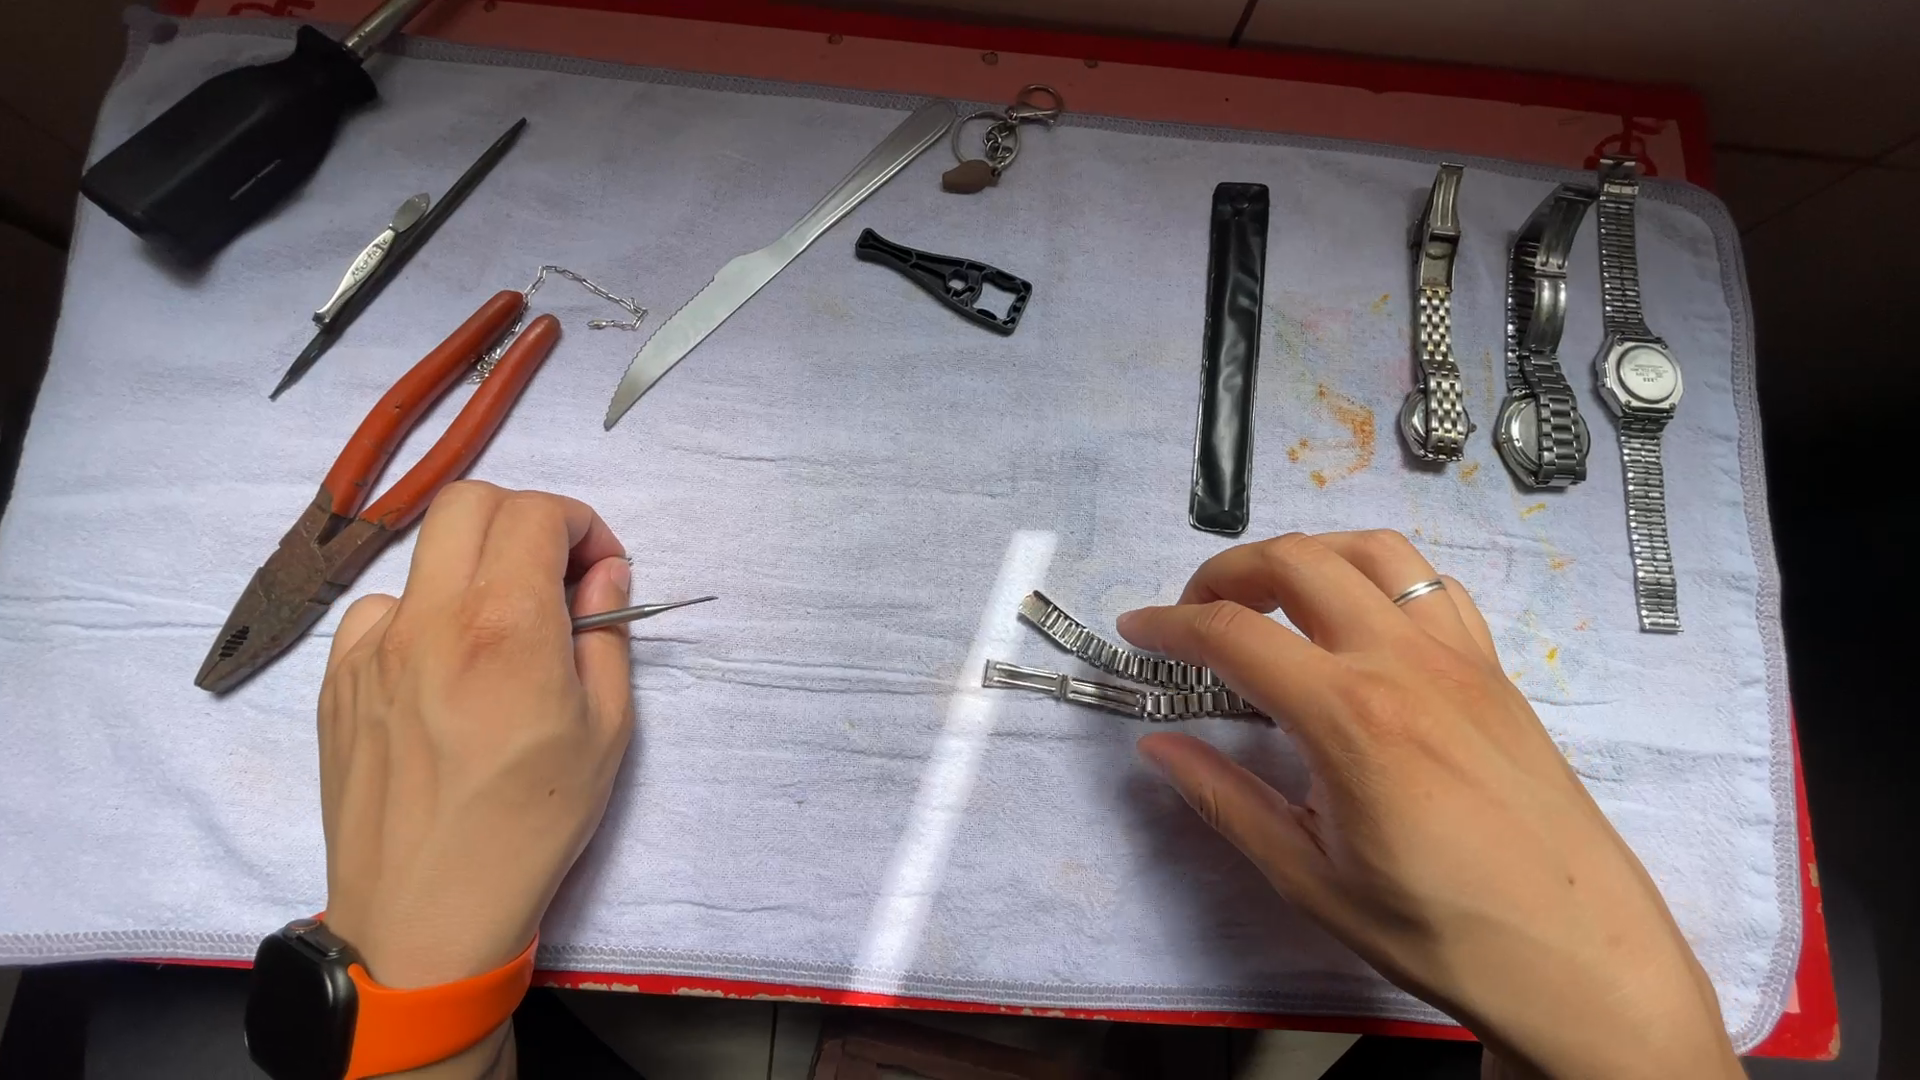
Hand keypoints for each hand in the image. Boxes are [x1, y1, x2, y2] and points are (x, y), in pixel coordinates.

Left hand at [317, 482, 634, 1076]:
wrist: (428, 910)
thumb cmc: (539, 817)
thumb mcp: (609, 725)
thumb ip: (607, 632)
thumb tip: (604, 571)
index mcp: (507, 627)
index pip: (536, 512)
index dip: (583, 523)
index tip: (602, 570)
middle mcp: (430, 619)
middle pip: (469, 503)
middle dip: (528, 518)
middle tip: (558, 574)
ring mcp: (370, 648)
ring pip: (426, 553)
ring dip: (479, 567)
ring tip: (504, 630)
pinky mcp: (335, 682)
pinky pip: (383, 611)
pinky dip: (427, 612)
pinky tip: (446, 667)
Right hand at [1119, 531, 1741, 1079]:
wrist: (1591, 969)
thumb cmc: (1438, 932)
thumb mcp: (1305, 876)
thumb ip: (1221, 797)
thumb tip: (1154, 745)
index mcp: (1349, 717)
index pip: (1233, 635)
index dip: (1168, 624)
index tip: (1134, 630)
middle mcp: (1402, 662)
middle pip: (1295, 561)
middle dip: (1224, 571)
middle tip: (1192, 614)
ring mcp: (1458, 656)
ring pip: (1367, 550)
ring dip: (1300, 556)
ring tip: (1268, 598)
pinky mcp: (1492, 668)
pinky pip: (1428, 583)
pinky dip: (1371, 574)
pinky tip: (1353, 618)